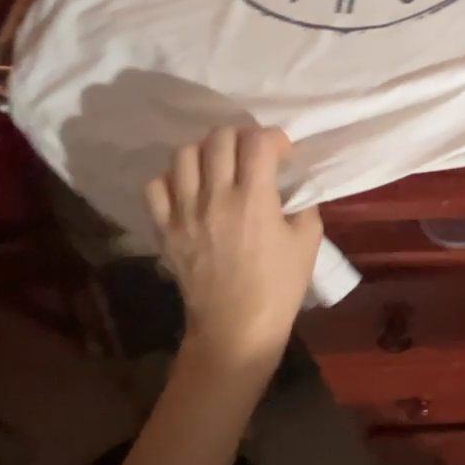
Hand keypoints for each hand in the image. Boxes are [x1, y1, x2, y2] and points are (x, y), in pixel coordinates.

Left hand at [144, 126, 322, 364]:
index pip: (258, 142)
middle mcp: (215, 198)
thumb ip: (302, 204)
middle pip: (219, 139)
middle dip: (241, 136)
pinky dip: (173, 178)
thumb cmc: (279, 286)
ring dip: (206, 152)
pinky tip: (190, 188)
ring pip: (184, 154)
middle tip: (252, 153)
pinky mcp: (165, 229)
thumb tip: (292, 184)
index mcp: (254, 200)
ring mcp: (184, 213)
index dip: (274, 138)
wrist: (235, 328)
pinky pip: (156, 186)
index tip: (283, 153)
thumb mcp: (308, 240)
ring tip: (219, 166)